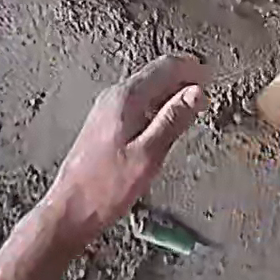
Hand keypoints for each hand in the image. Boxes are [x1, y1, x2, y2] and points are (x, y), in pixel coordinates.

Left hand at [45, 54, 207, 239]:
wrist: (67, 212)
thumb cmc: (106, 187)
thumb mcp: (148, 155)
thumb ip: (173, 119)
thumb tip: (197, 91)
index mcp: (126, 97)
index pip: (165, 66)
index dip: (191, 68)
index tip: (212, 75)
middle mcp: (115, 95)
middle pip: (156, 73)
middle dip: (183, 77)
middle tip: (206, 90)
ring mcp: (108, 107)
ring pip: (147, 87)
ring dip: (171, 91)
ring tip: (192, 106)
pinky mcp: (105, 122)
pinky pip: (138, 101)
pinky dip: (157, 104)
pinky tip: (166, 122)